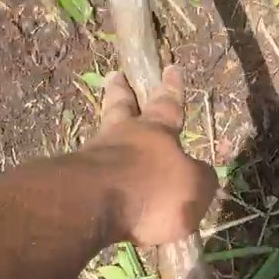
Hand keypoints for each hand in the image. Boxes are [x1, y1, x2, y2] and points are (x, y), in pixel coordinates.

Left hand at [84, 67, 216, 246]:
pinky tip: (97, 173)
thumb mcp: (194, 187)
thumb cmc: (154, 191)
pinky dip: (96, 166)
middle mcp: (123, 136)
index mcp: (157, 132)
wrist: (98, 208)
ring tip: (106, 123)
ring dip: (107, 125)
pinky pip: (90, 167)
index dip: (172, 90)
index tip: (172, 70)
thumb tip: (201, 175)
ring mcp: (95, 156)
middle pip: (123, 107)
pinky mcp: (76, 180)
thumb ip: (200, 179)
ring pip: (103, 133)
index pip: (168, 106)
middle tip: (117, 76)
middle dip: (123, 92)